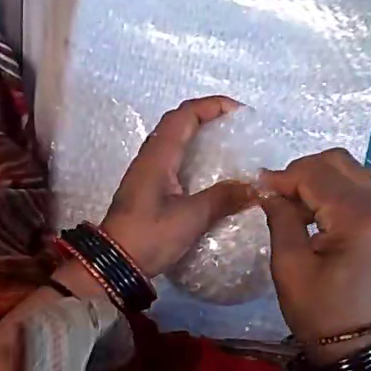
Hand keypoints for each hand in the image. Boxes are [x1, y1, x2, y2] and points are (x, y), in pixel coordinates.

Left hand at [98, 96, 257, 274]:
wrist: (115, 264)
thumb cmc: (150, 236)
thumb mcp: (191, 218)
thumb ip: (223, 198)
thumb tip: (254, 187)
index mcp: (158, 156)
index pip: (184, 115)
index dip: (211, 106)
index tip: (239, 112)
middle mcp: (149, 158)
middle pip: (177, 124)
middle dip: (206, 118)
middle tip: (234, 127)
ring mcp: (145, 175)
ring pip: (173, 143)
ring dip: (197, 137)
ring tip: (225, 146)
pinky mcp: (146, 192)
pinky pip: (171, 162)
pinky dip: (191, 157)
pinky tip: (207, 174)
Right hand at [259, 149, 370, 354]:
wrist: (359, 346)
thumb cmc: (319, 311)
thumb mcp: (289, 266)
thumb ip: (281, 218)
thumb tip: (268, 189)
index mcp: (361, 218)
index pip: (316, 175)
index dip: (283, 177)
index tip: (257, 187)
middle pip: (339, 163)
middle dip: (303, 173)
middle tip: (277, 196)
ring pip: (352, 174)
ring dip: (320, 183)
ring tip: (295, 209)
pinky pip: (364, 192)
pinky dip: (337, 195)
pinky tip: (319, 218)